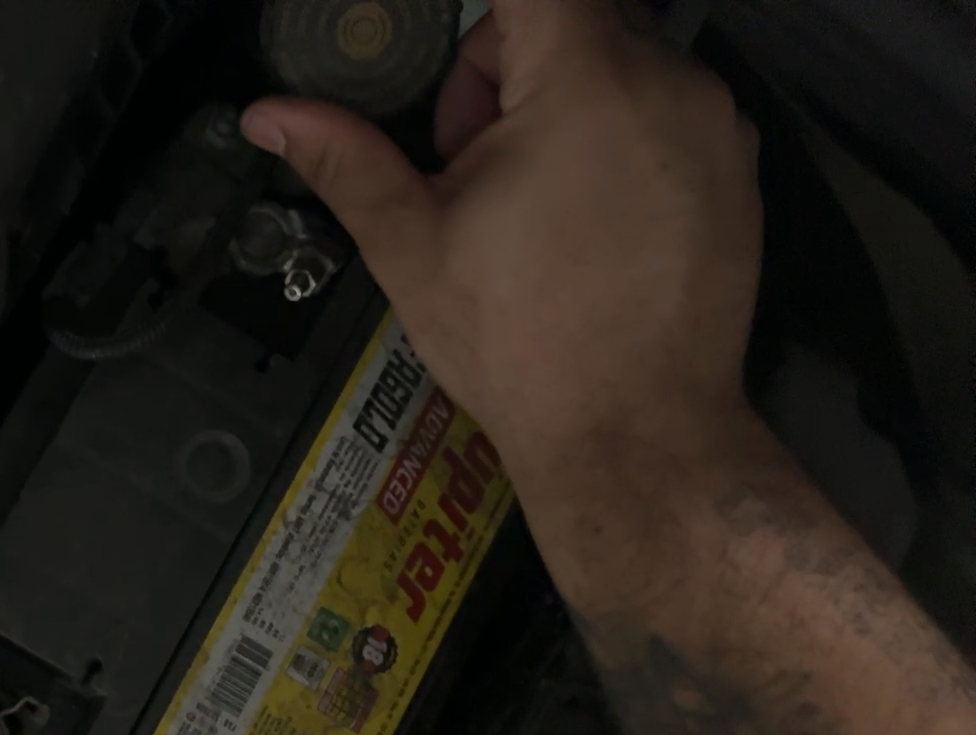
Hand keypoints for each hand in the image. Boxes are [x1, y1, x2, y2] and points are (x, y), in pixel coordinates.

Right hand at [240, 0, 761, 493]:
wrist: (624, 426)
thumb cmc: (504, 335)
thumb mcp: (406, 245)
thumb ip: (343, 160)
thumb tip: (265, 114)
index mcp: (581, 83)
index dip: (470, 31)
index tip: (440, 105)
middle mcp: (670, 79)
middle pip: (567, 23)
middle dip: (499, 84)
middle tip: (466, 181)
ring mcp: (716, 123)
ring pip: (615, 71)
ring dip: (553, 117)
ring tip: (521, 219)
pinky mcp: (737, 169)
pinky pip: (660, 117)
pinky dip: (607, 148)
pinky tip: (577, 236)